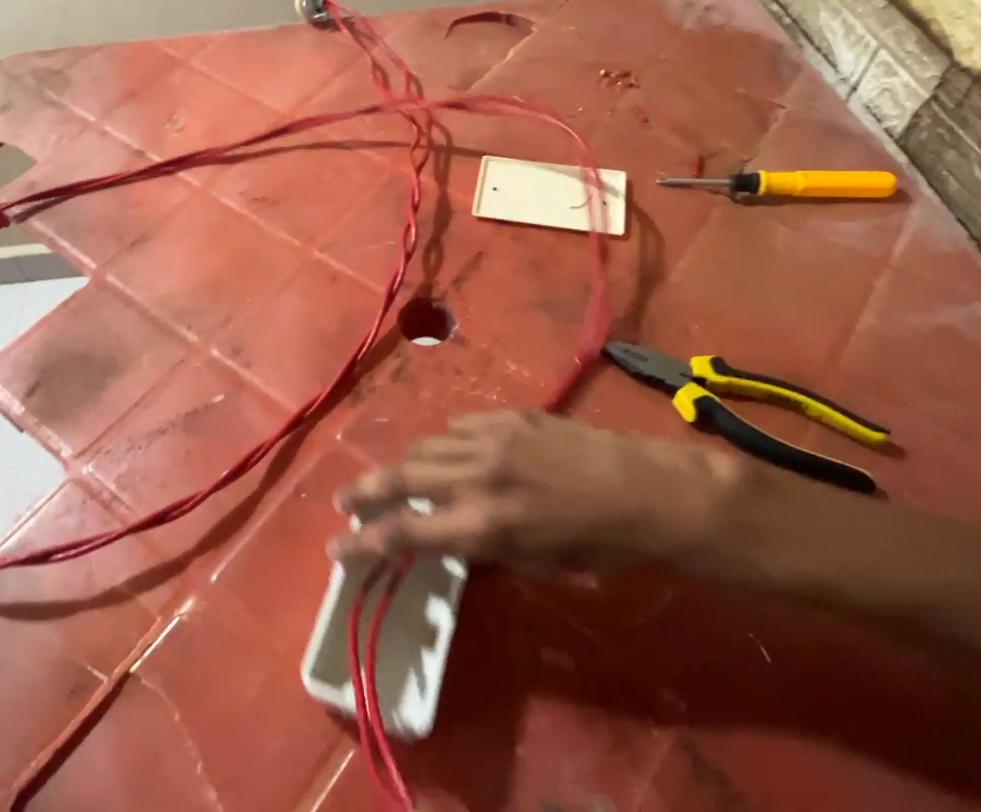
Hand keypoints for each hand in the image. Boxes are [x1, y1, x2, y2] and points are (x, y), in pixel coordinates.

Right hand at [328, 410, 750, 569]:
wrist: (644, 491)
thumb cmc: (596, 545)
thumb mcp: (534, 564)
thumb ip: (482, 549)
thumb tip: (449, 538)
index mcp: (482, 524)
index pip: (403, 532)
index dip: (362, 543)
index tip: (336, 547)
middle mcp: (476, 477)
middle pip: (399, 477)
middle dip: (364, 492)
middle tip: (344, 501)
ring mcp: (491, 439)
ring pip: (425, 446)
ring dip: (406, 465)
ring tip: (401, 478)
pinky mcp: (509, 416)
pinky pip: (459, 426)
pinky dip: (448, 442)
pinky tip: (455, 453)